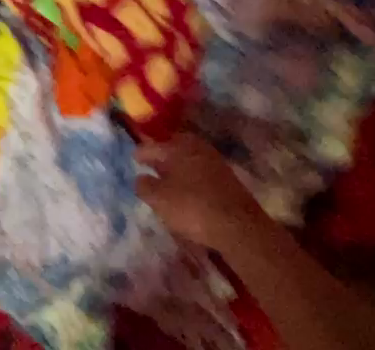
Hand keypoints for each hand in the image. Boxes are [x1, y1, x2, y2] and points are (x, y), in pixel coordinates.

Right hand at [134, 132, 268, 252]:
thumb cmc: (193, 208)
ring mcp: (214, 161)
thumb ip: (143, 185)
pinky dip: (193, 177)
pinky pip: (202, 171)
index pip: (150, 146)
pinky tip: (190, 191)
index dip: (139, 155)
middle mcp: (196, 147)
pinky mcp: (228, 178)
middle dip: (161, 156)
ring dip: (178, 167)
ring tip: (170, 181)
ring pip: (189, 159)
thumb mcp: (159, 199)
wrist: (240, 227)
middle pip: (172, 147)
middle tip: (152, 168)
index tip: (133, 161)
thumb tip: (141, 178)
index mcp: (176, 146)